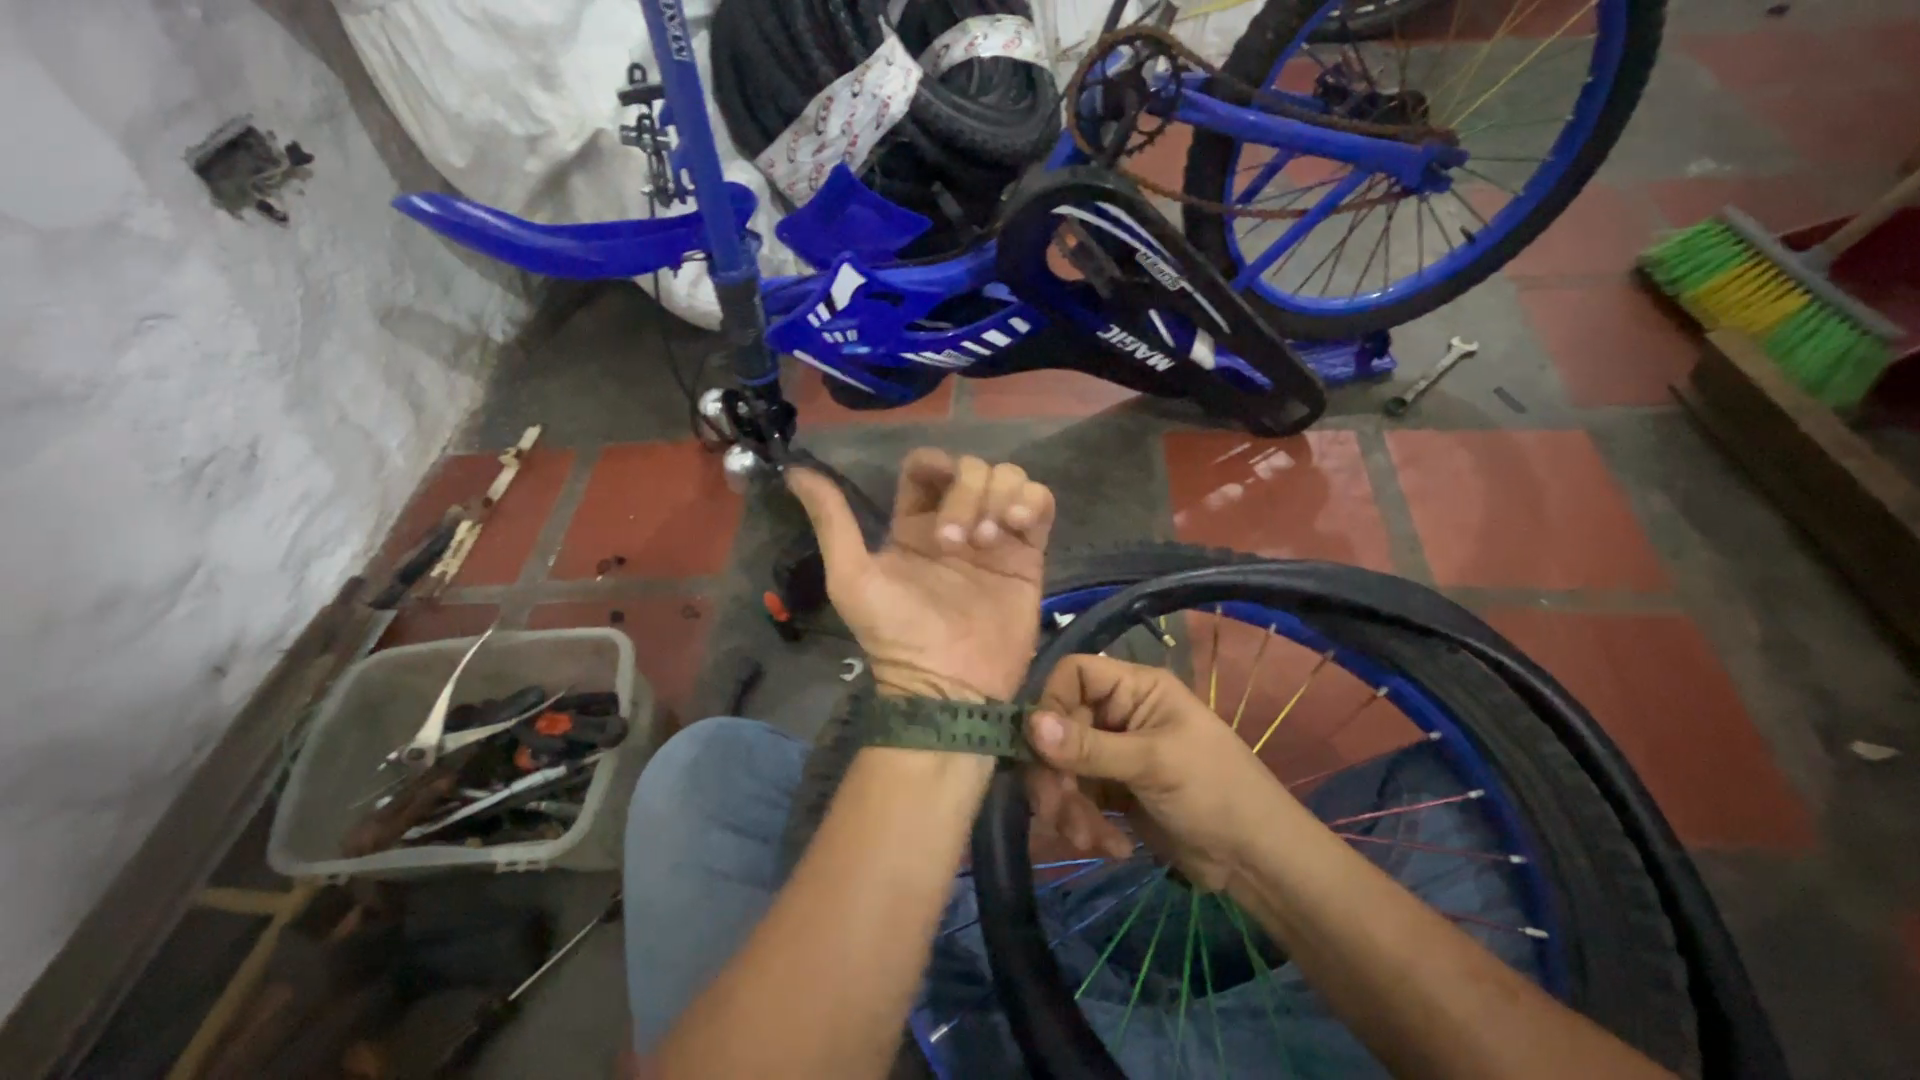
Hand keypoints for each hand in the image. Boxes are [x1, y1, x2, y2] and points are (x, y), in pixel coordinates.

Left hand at [785, 449, 1054, 700]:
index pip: (928, 467)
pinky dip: (1031, 501)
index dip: (935, 464)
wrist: (949, 685)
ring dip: (999, 495)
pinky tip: (1016, 527)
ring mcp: (995, 539)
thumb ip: (831, 521)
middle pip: (972, 469)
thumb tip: (793, 471)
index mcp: (913, 525)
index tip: (936, 486)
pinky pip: (1040, 502)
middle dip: (968, 492)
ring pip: (1007, 478)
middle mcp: (956, 525)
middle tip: (959, 542)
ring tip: (992, 538)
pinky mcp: (1028, 555)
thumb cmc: (896, 634)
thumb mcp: (852, 577)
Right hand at [1023, 654, 1295, 888]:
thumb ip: (1089, 747)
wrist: (1254, 860)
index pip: (1072, 674)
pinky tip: (1112, 847)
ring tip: (1091, 840)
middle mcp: (1120, 715)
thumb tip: (1028, 724)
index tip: (1037, 746)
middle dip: (1055, 774)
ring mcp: (1114, 755)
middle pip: (1058, 728)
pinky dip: (1085, 825)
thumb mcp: (1153, 764)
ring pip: (1062, 769)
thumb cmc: (1215, 792)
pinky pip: (1077, 800)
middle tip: (1055, 810)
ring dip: (1069, 808)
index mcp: (1136, 689)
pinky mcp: (1112, 794)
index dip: (1049, 704)